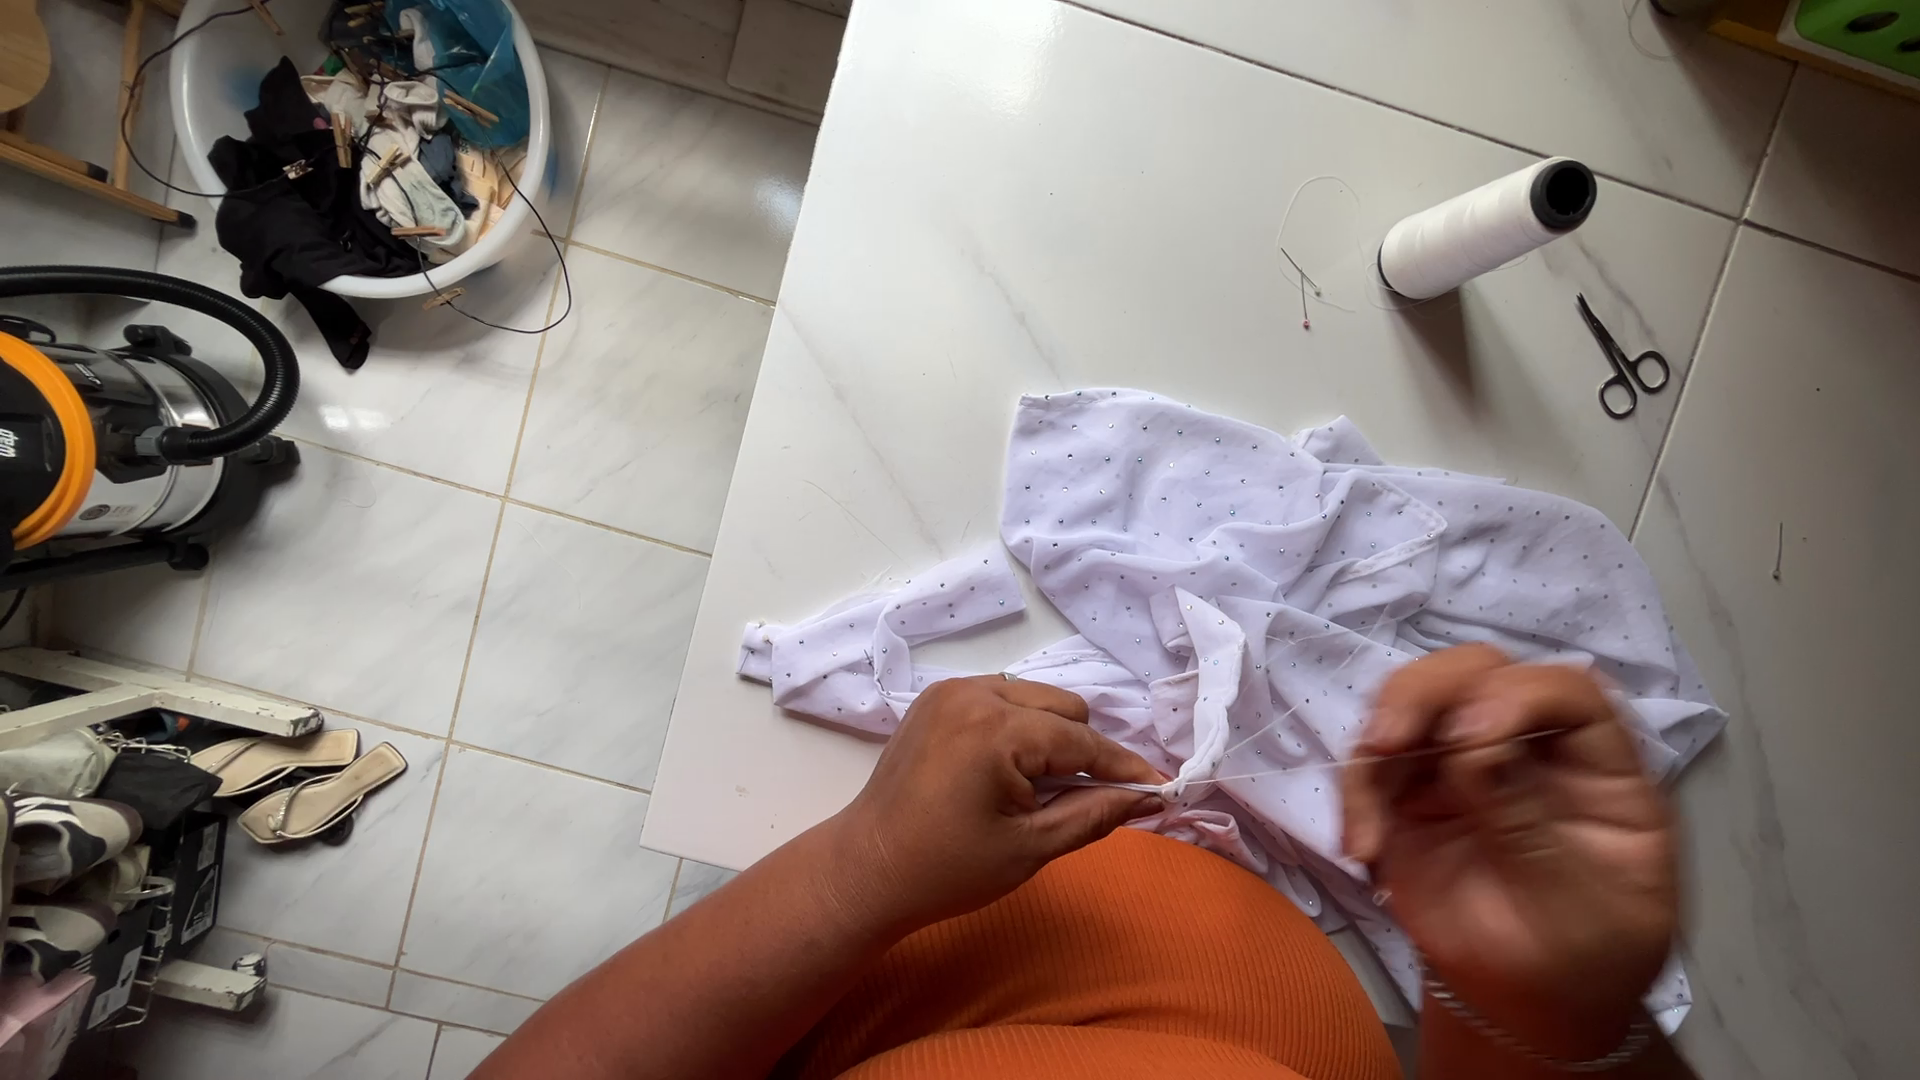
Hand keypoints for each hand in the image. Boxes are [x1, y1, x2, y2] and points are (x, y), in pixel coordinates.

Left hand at [826, 674, 1163, 934]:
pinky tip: (1003, 765)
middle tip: (1073, 798)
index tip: (1158, 787)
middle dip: (1080, 750)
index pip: (1080, 741)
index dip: (1122, 767)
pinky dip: (1016, 723)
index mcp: (996, 729)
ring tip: (1034, 785)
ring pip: (1033, 696)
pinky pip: (1000, 695)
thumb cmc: (948, 868)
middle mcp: (974, 693)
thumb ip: (1092, 814)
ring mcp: (951, 690)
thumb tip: (1145, 797)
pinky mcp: (936, 697)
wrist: (868, 867)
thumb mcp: (1030, 848)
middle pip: (1062, 706)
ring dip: (1049, 733)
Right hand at [1340, 646, 1676, 1058]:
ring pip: (1410, 697)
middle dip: (1423, 693)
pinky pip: (1367, 760)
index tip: (1470, 738)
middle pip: (1473, 671)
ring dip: (1379, 729)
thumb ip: (1525, 818)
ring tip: (1367, 789)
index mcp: (1594, 767)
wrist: (1514, 1001)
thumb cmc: (1577, 957)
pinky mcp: (1402, 784)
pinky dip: (1353, 792)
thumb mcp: (1580, 899)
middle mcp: (1523, 744)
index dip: (1516, 696)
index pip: (1565, 690)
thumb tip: (1467, 745)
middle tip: (1388, 742)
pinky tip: (1362, 847)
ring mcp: (1456, 758)